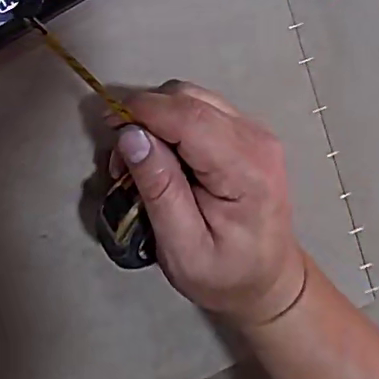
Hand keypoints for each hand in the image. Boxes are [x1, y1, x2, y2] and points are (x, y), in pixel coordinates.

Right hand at [113, 82, 307, 325]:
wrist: (269, 283)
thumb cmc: (225, 275)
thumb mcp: (182, 249)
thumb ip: (158, 189)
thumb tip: (131, 135)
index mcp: (246, 170)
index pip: (189, 117)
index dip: (143, 110)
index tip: (109, 124)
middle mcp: (255, 138)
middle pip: (187, 98)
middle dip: (145, 114)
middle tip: (122, 154)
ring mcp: (252, 129)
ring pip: (190, 96)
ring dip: (156, 115)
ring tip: (140, 155)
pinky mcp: (243, 128)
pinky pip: (197, 105)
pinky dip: (170, 118)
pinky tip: (163, 151)